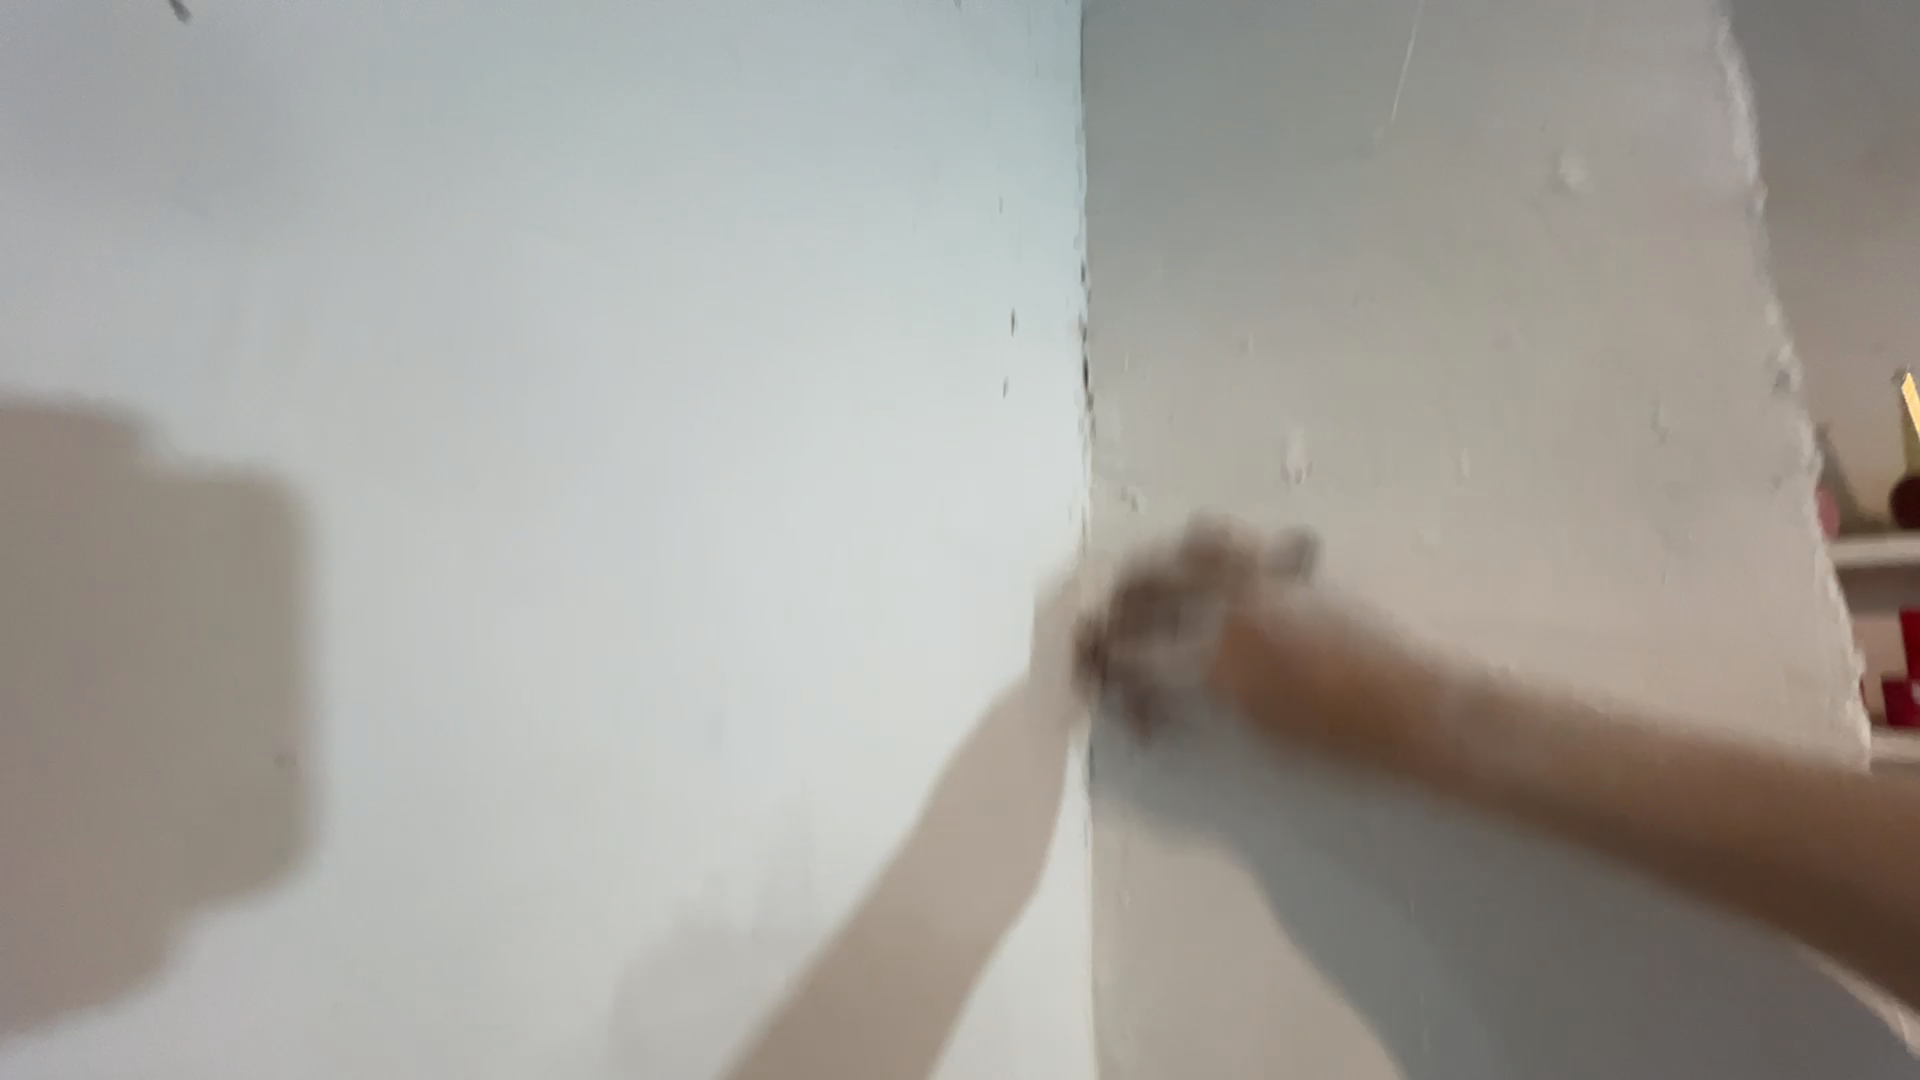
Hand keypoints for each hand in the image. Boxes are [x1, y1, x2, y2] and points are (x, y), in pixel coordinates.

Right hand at [1074, 520, 1451, 764]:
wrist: (1419, 714)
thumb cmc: (1339, 745)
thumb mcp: (1251, 730)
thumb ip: (1197, 693)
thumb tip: (1165, 677)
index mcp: (1214, 664)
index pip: (1128, 655)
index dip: (1103, 673)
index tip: (1105, 693)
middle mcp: (1230, 608)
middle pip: (1140, 589)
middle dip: (1110, 615)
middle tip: (1110, 644)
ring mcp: (1263, 582)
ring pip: (1189, 545)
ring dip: (1158, 568)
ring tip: (1149, 594)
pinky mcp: (1290, 574)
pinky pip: (1241, 544)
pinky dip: (1217, 552)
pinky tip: (1214, 578)